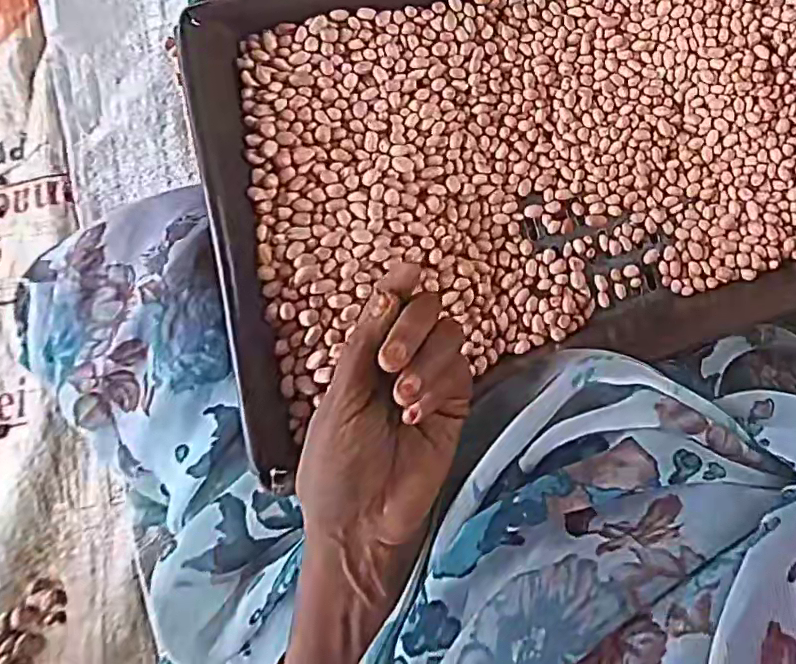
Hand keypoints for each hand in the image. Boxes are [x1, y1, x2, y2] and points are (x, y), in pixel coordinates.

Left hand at [295, 261, 470, 591]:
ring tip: (400, 398)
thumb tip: (387, 294)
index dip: (400, 283)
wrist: (359, 525)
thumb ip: (364, 343)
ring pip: (449, 333)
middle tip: (388, 360)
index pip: (390, 304)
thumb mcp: (339, 399)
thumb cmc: (335, 464)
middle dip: (411, 324)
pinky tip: (415, 416)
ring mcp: (431, 377)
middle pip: (426, 308)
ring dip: (425, 358)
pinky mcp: (455, 401)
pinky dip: (436, 384)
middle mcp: (403, 358)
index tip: (409, 270)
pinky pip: (459, 370)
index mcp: (367, 353)